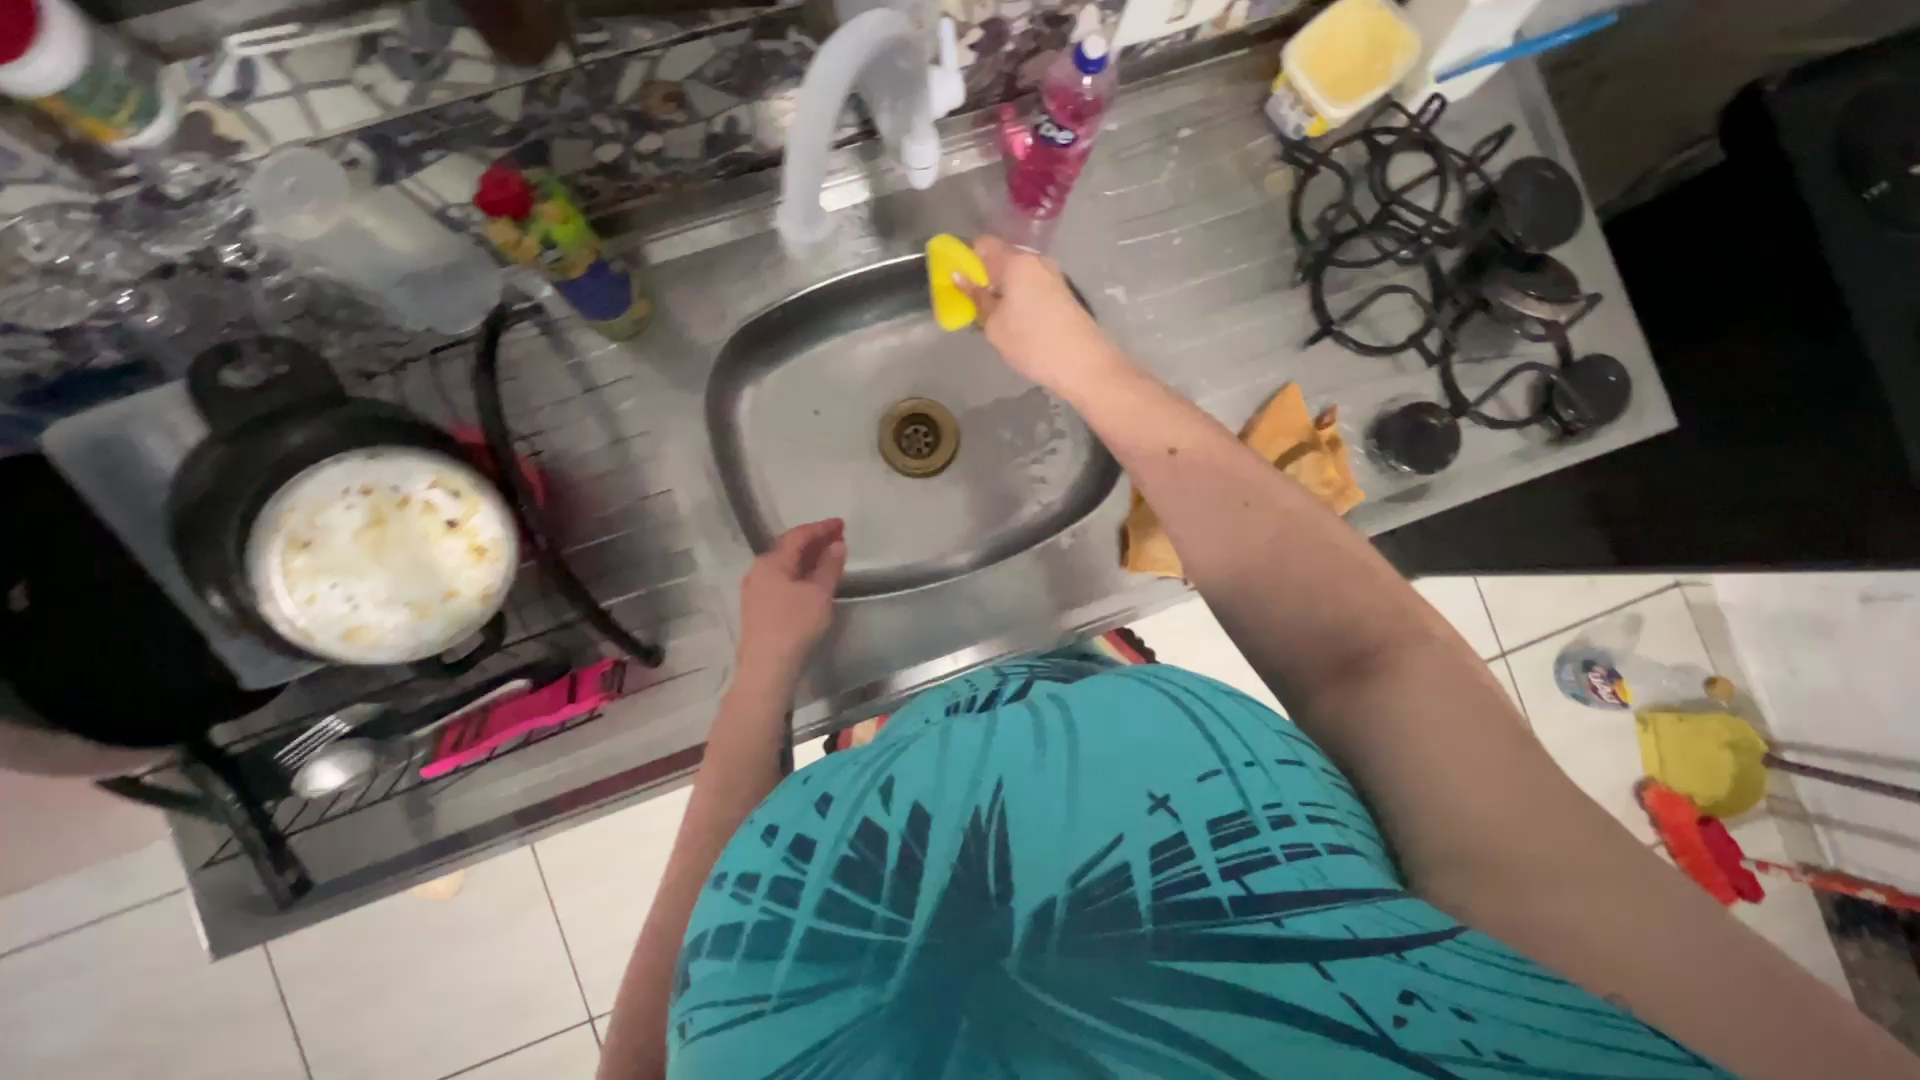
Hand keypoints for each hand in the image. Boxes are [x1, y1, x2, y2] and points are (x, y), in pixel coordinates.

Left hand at [736, 518, 846, 674]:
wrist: (766, 668)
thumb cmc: (794, 626)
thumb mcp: (819, 595)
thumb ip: (829, 567)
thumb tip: (837, 546)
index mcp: (771, 562)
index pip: (798, 536)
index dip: (821, 528)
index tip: (841, 524)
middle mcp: (758, 571)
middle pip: (788, 549)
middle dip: (814, 542)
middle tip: (838, 538)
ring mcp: (755, 590)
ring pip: (784, 566)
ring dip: (807, 559)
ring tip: (829, 558)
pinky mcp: (757, 608)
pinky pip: (781, 581)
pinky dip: (799, 575)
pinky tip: (812, 581)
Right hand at [958, 235, 1120, 389]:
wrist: (1084, 364)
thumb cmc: (1032, 343)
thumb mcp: (995, 325)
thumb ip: (977, 298)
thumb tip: (960, 277)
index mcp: (1016, 261)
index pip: (983, 244)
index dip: (967, 259)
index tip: (960, 284)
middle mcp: (1036, 260)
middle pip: (1002, 258)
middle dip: (986, 277)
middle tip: (976, 306)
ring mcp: (1053, 275)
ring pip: (1018, 274)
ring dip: (1004, 290)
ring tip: (998, 320)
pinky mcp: (1063, 292)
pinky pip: (1032, 286)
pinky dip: (1020, 298)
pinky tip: (1019, 323)